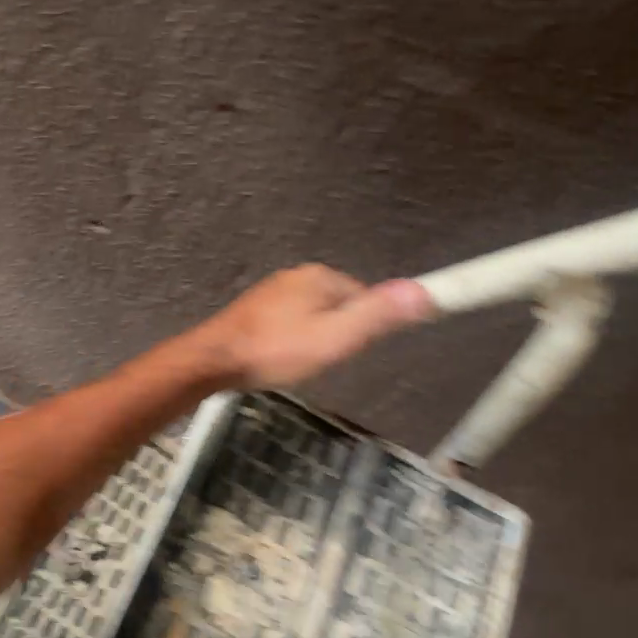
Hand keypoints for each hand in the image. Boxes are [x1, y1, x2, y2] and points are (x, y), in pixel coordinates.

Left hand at [191, 264, 435, 388]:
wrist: (214, 359)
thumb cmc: (277, 350)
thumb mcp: (335, 338)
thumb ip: (376, 315)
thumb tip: (422, 291)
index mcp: (320, 276)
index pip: (364, 298)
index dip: (361, 329)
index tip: (346, 351)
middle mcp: (297, 275)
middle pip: (339, 306)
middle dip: (336, 334)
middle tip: (320, 360)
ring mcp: (274, 290)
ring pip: (314, 316)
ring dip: (313, 339)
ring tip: (299, 362)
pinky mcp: (257, 308)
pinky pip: (291, 321)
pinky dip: (293, 340)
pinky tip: (281, 357)